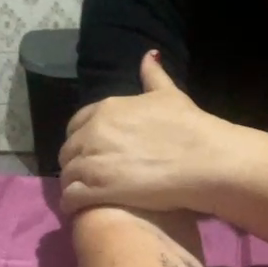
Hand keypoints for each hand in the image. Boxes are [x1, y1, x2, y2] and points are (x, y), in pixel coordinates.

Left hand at [59, 51, 236, 215]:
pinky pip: (70, 198)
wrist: (201, 160)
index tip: (88, 153)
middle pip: (67, 152)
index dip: (80, 140)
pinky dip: (71, 205)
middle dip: (74, 164)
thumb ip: (152, 76)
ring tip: (83, 197)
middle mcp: (93, 133)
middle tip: (86, 178)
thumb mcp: (169, 94)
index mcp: (106, 109)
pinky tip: (78, 210)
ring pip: (67, 177)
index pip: (76, 125)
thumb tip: (148, 56)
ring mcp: (93, 163)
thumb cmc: (188, 128)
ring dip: (72, 186)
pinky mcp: (96, 190)